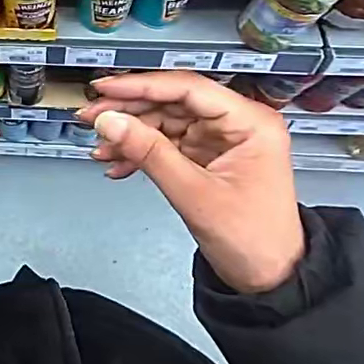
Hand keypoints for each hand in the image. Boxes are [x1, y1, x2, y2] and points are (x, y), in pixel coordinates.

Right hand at [78, 71, 302, 293]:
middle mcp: (236, 123)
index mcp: (251, 122)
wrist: (270, 278)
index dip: (141, 85)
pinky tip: (118, 162)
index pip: (186, 88)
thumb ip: (149, 153)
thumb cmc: (257, 240)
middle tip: (93, 115)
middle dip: (128, 110)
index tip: (106, 89)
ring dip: (129, 133)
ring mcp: (218, 139)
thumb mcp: (195, 194)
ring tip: (101, 144)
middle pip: (170, 101)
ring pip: (162, 121)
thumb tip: (112, 121)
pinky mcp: (204, 154)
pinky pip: (163, 141)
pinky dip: (139, 151)